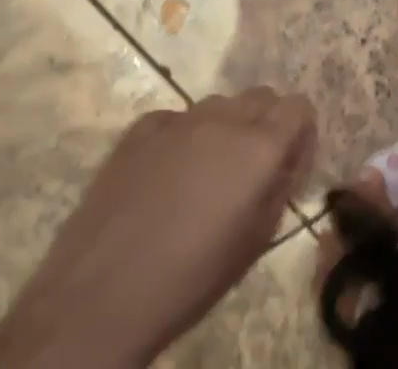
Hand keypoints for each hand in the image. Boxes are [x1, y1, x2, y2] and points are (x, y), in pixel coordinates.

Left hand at [0, 88, 317, 368]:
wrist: (97, 300)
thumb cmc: (192, 276)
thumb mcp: (259, 237)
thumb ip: (279, 186)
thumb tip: (282, 164)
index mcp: (261, 147)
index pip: (298, 107)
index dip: (300, 132)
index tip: (289, 164)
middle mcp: (223, 122)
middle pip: (261, 97)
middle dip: (266, 123)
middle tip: (253, 167)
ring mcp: (175, 125)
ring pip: (217, 104)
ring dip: (225, 127)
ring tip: (207, 170)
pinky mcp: (133, 137)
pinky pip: (173, 119)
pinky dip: (181, 135)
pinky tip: (167, 171)